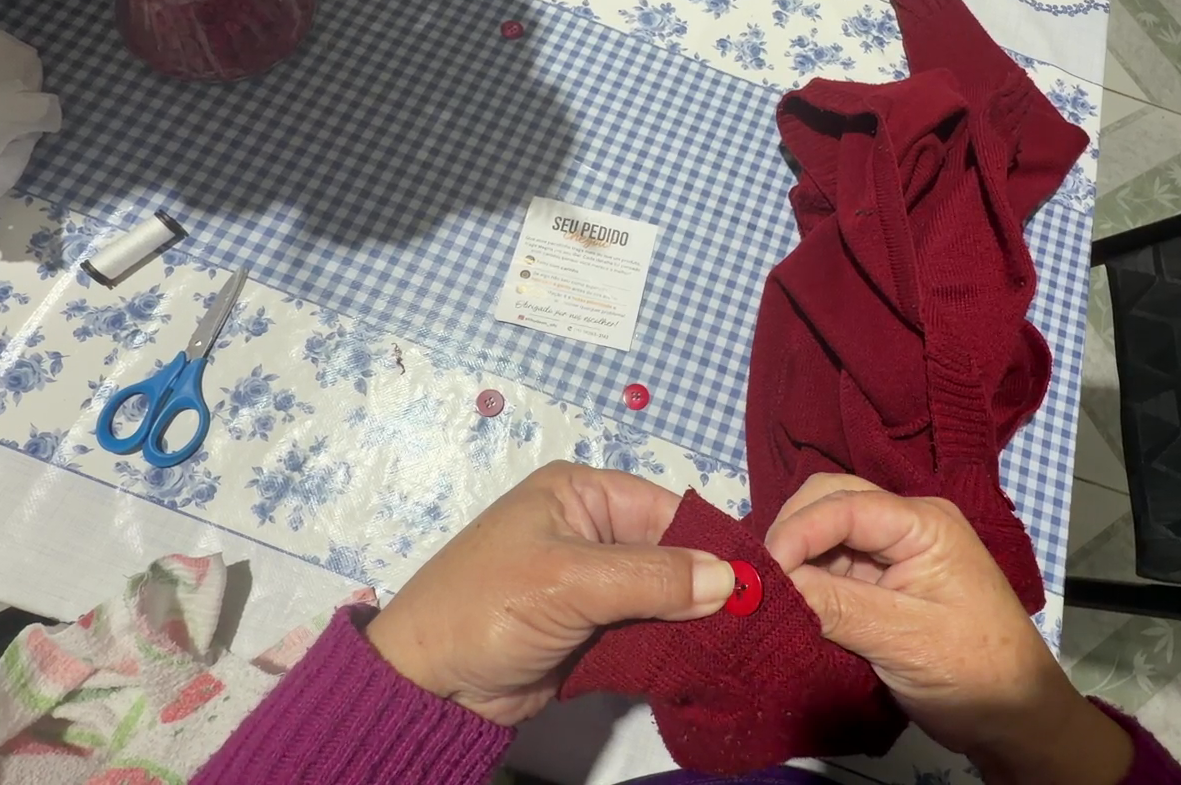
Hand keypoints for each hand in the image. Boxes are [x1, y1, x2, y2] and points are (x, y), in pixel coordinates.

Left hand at [366, 461, 734, 725]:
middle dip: (705, 583)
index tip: (756, 577)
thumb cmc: (489, 605)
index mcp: (581, 494)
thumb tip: (732, 578)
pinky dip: (669, 643)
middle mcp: (590, 529)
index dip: (708, 540)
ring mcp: (590, 582)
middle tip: (756, 616)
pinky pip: (642, 628)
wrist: (423, 686)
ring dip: (692, 618)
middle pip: (666, 551)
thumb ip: (653, 578)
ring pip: (659, 594)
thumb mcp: (572, 580)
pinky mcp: (589, 628)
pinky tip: (705, 658)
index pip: (662, 508)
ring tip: (742, 640)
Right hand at [764, 474, 1132, 784]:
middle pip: (832, 499)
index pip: (846, 504)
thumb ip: (836, 607)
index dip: (798, 529)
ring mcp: (894, 546)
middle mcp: (906, 521)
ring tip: (771, 587)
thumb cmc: (976, 673)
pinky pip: (834, 558)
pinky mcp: (883, 574)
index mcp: (922, 522)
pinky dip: (808, 573)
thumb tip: (771, 586)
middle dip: (792, 531)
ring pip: (828, 527)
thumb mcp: (905, 641)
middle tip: (762, 575)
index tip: (763, 570)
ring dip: (797, 552)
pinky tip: (792, 595)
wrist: (1019, 721)